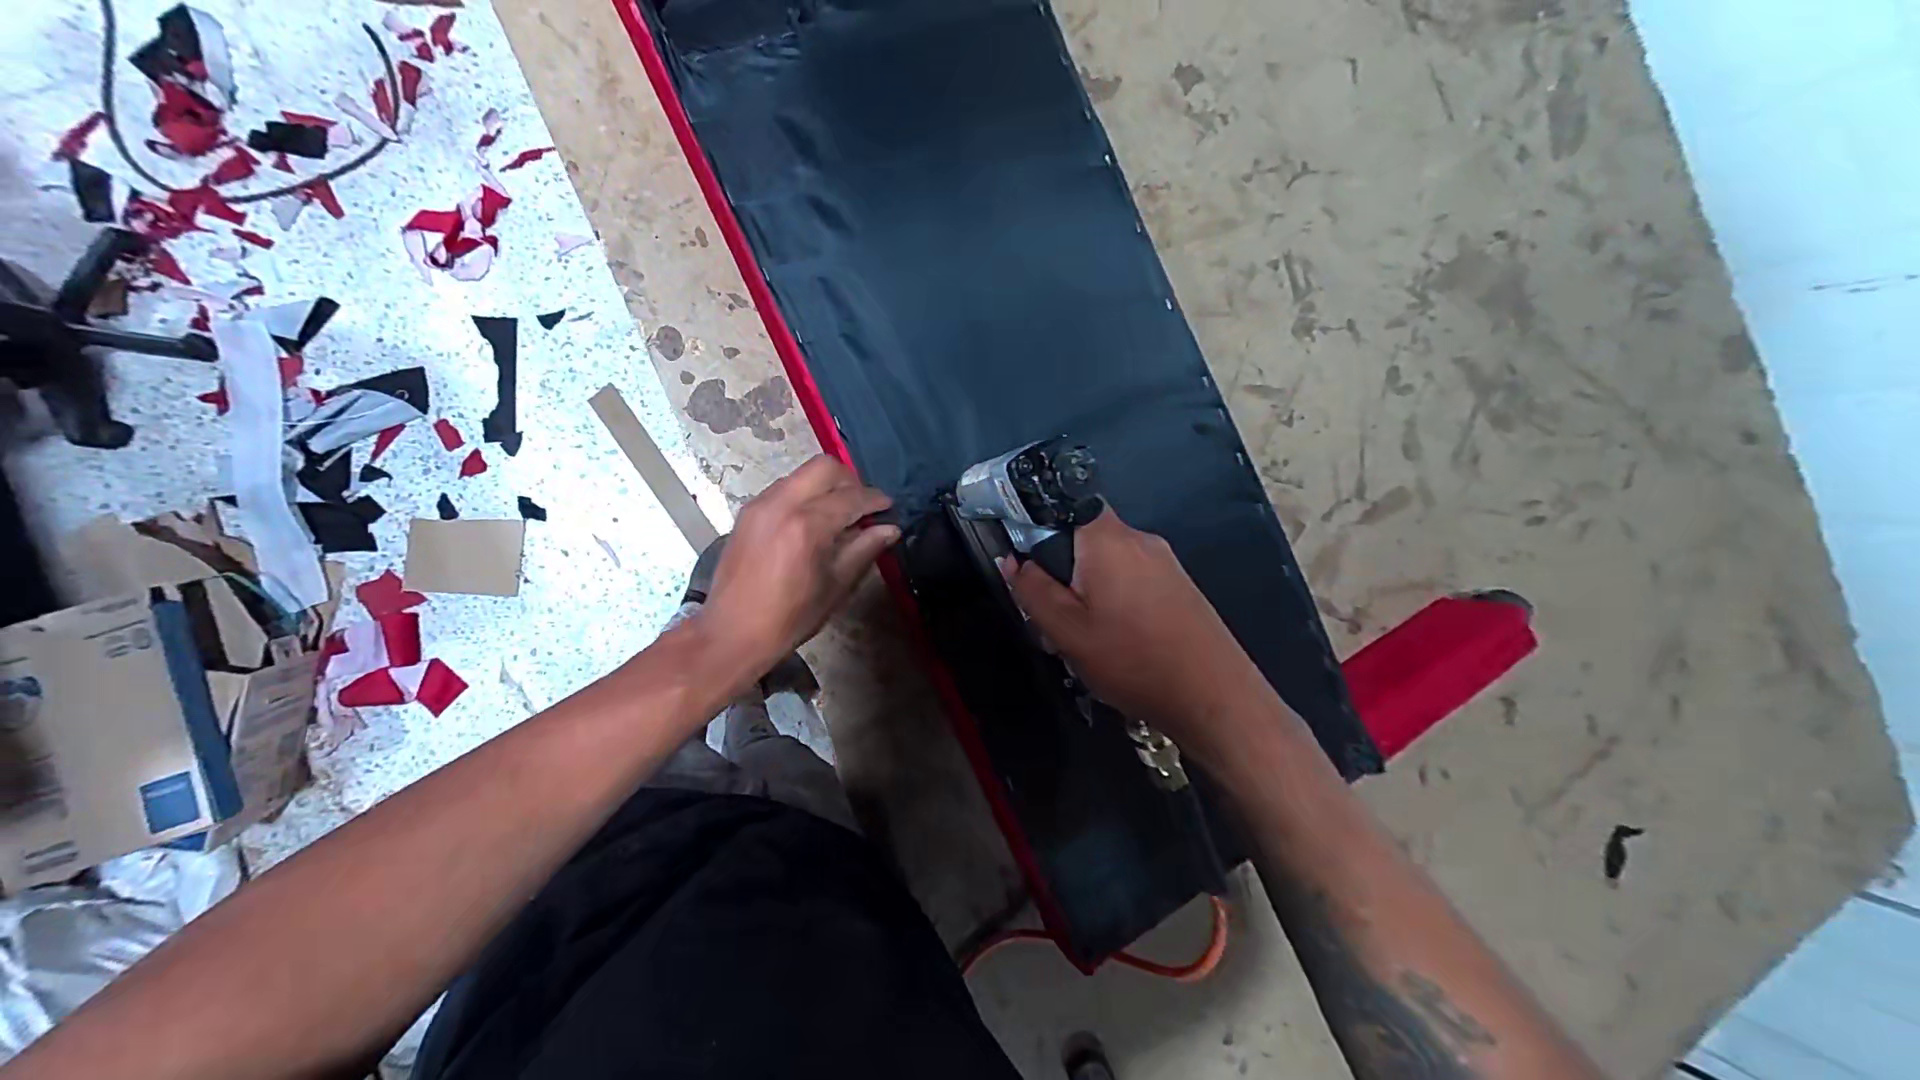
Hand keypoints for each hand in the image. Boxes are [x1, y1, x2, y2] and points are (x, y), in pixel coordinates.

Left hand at [698, 455, 899, 681]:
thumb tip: (889, 529)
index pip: (851, 497)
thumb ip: (864, 550)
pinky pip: (784, 488)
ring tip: (839, 514)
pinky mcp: (747, 513)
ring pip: (802, 474)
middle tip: (864, 506)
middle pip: (825, 467)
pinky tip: (813, 522)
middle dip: (851, 481)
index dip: (875, 500)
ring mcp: (760, 505)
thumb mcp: (835, 587)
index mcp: (806, 526)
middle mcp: (781, 504)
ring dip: (826, 486)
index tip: (888, 508)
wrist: (732, 633)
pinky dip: (805, 494)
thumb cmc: (789, 618)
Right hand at [1004, 508, 1279, 767]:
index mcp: (1107, 539)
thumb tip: (1011, 561)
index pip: (1062, 505)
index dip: (1037, 531)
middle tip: (1055, 616)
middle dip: (1062, 572)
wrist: (1213, 697)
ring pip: (1107, 564)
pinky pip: (1132, 580)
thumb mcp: (1065, 630)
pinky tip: (1117, 640)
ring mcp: (1165, 562)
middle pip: (1084, 539)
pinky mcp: (1179, 585)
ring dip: (1088, 592)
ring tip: (1086, 637)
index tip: (1029, 567)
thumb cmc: (1135, 661)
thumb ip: (1032, 589)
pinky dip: (1115, 601)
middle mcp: (1140, 539)